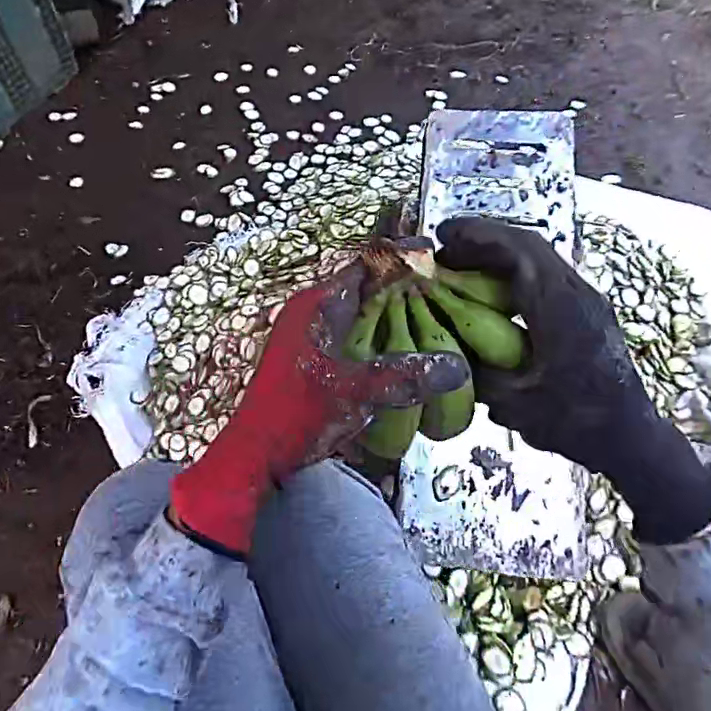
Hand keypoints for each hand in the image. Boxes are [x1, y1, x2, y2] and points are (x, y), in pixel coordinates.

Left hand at [168, 266, 466, 555]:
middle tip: (443, 290)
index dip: (399, 258)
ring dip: (390, 315)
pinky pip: (352, 337)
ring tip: (433, 318)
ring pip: (359, 314)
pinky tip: (402, 356)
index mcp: (316, 307)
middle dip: (401, 288)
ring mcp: (309, 337)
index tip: (433, 254)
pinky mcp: (311, 361)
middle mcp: (310, 314)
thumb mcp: (353, 393)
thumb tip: (456, 365)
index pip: (365, 266)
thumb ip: (403, 376)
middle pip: (365, 288)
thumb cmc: (295, 416)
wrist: (254, 455)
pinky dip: (378, 339)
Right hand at [435, 217, 710, 543]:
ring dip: (495, 258)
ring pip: (536, 260)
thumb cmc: (576, 421)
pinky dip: (509, 275)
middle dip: (481, 243)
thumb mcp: (514, 403)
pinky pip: (542, 278)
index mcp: (561, 308)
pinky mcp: (584, 312)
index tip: (443, 234)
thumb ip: (474, 369)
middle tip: (442, 254)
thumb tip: (437, 345)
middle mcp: (576, 294)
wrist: (630, 439)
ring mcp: (584, 300)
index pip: (521, 251)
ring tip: (458, 270)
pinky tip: (486, 296)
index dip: (479, 235)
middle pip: (527, 247)